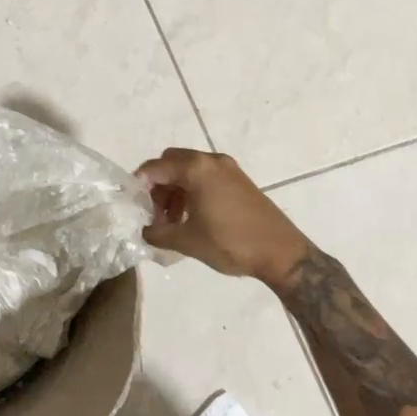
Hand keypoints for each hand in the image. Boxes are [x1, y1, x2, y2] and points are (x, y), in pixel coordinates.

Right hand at [136, 149, 309, 286]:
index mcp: (195, 169)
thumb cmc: (231, 243)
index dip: (139, 185)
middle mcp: (210, 161)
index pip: (155, 168)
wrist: (283, 254)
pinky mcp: (239, 180)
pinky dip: (192, 190)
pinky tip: (192, 216)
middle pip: (171, 162)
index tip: (133, 205)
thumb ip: (157, 233)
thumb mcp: (186, 241)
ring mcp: (228, 169)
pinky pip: (205, 176)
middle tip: (153, 211)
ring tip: (172, 219)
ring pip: (188, 169)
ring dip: (175, 189)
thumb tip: (144, 231)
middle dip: (158, 184)